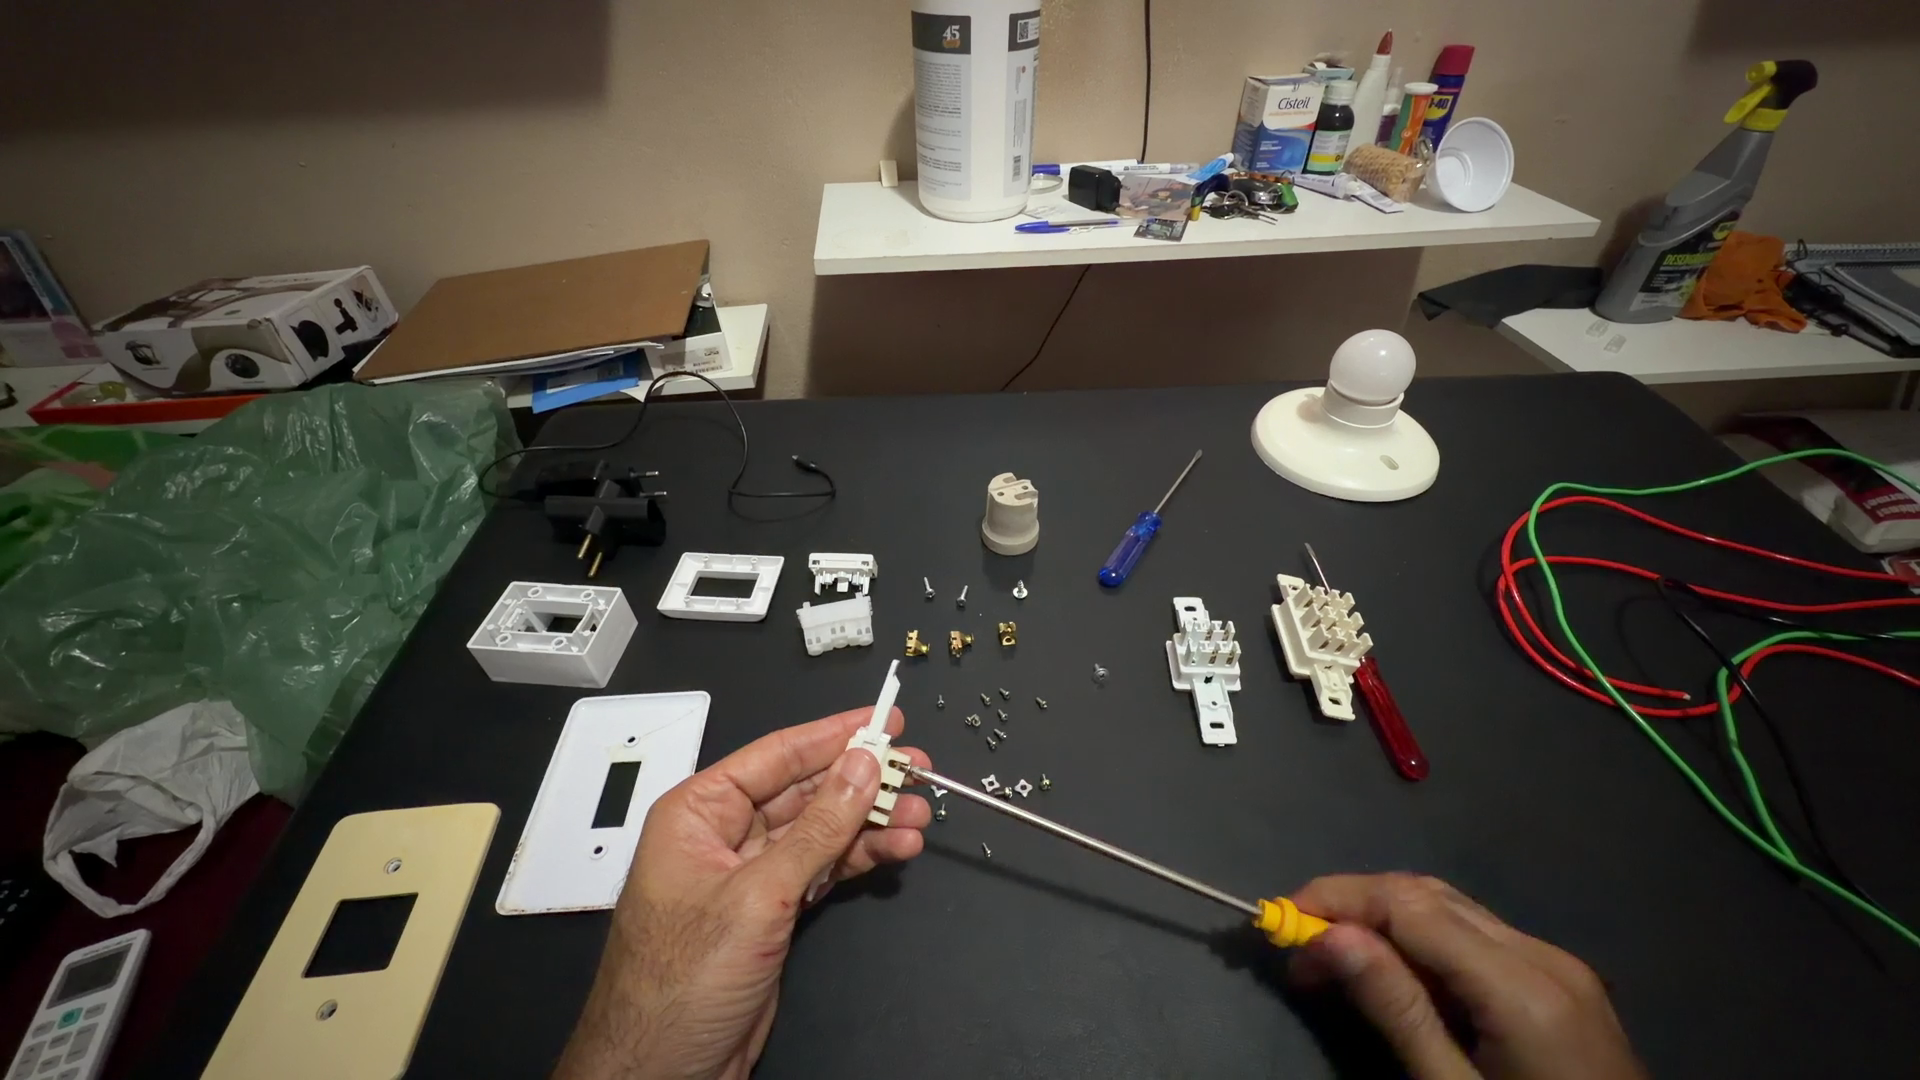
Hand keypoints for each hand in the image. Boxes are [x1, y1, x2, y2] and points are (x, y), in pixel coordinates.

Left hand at [553, 708, 930, 1079]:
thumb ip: (818, 828)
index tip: (883, 718)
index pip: (777, 755)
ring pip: (822, 829)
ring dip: (871, 822)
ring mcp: (753, 872)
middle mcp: (726, 832)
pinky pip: (825, 866)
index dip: (833, 734)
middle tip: (917, 767)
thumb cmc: (684, 979)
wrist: (662, 1074)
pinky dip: (861, 858)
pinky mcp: (774, 908)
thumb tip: (864, 765)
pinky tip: (897, 849)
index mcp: (699, 811)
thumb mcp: (758, 895)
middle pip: (806, 790)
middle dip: (863, 781)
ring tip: (920, 814)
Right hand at [1288, 874, 1645, 1079]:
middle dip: (1351, 902)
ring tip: (1332, 951)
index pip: (1406, 905)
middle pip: (1424, 894)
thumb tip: (1326, 935)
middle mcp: (1542, 956)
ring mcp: (1558, 965)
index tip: (1279, 923)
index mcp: (1521, 986)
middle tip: (1297, 941)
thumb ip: (1396, 1010)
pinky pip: (1473, 933)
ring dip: (1381, 914)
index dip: (1335, 900)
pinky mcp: (1561, 980)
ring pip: (1446, 906)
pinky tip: (1393, 966)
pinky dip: (1419, 935)